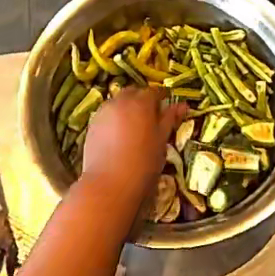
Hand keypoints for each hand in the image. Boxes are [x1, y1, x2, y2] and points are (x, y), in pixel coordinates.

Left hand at [80, 87, 186, 205]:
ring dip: (127, 108)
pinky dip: (115, 119)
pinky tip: (120, 135)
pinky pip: (107, 115)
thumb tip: (182, 105)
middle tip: (152, 116)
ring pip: (118, 103)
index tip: (168, 104)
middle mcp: (120, 101)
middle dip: (142, 100)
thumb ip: (170, 119)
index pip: (154, 91)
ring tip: (135, 127)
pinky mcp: (92, 125)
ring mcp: (103, 112)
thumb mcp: (162, 140)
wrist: (109, 184)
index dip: (162, 96)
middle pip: (133, 93)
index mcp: (141, 102)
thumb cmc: (143, 163)